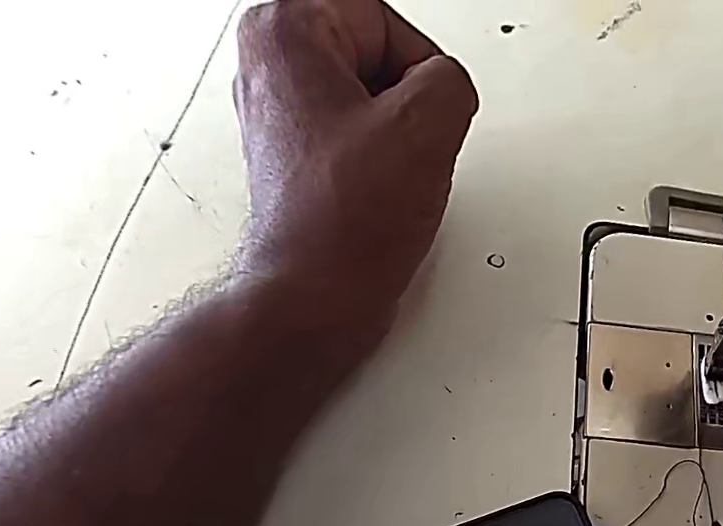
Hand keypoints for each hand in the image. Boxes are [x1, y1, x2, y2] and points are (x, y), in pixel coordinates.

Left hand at [232, 0, 477, 332]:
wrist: (317, 300)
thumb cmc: (344, 228)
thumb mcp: (428, 128)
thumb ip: (452, 81)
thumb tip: (449, 92)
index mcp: (284, 32)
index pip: (387, 23)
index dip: (425, 78)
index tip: (426, 122)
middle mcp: (270, 73)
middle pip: (377, 67)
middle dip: (408, 116)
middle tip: (403, 158)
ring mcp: (282, 126)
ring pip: (373, 116)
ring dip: (398, 151)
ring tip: (387, 189)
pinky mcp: (298, 171)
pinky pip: (360, 154)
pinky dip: (381, 177)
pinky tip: (379, 206)